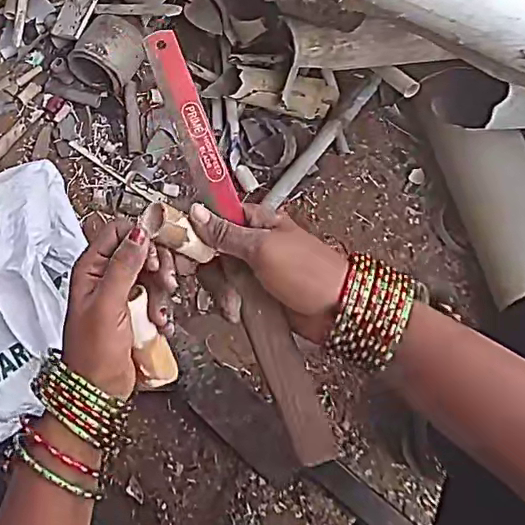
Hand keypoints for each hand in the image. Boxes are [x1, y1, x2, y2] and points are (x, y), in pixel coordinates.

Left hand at [62, 216, 174, 398]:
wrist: (97, 394)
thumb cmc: (92, 353)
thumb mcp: (107, 304)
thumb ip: (123, 266)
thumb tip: (139, 233)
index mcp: (91, 267)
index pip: (118, 231)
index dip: (140, 238)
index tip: (156, 256)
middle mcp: (105, 275)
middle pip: (140, 250)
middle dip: (157, 266)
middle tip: (165, 282)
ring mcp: (122, 292)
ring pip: (152, 273)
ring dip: (162, 292)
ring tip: (158, 315)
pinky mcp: (136, 309)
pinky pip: (157, 296)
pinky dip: (163, 308)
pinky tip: (160, 325)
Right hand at [188, 203, 347, 342]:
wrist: (338, 312)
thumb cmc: (310, 272)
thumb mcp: (263, 248)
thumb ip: (226, 232)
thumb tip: (197, 211)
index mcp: (255, 220)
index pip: (213, 216)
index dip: (195, 231)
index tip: (186, 249)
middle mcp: (250, 241)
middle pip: (208, 247)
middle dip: (207, 267)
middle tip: (214, 279)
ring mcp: (251, 267)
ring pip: (216, 273)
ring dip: (220, 289)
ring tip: (234, 302)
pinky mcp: (253, 292)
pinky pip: (228, 293)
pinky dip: (228, 303)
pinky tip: (236, 311)